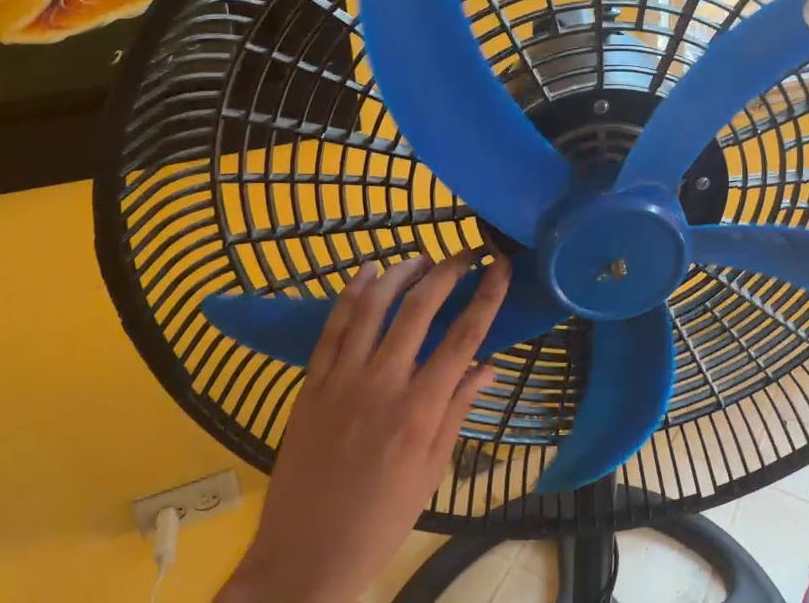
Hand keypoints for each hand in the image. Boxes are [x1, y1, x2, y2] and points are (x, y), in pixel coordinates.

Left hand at [217, 255, 510, 602]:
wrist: (306, 555)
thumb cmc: (382, 519)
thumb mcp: (433, 470)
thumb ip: (458, 410)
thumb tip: (489, 366)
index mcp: (420, 409)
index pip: (464, 336)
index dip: (487, 295)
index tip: (502, 265)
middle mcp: (382, 384)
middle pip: (419, 308)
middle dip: (447, 271)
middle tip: (466, 253)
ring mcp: (341, 381)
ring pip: (372, 307)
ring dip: (399, 274)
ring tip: (420, 258)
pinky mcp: (310, 385)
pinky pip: (332, 328)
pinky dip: (350, 294)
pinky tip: (365, 274)